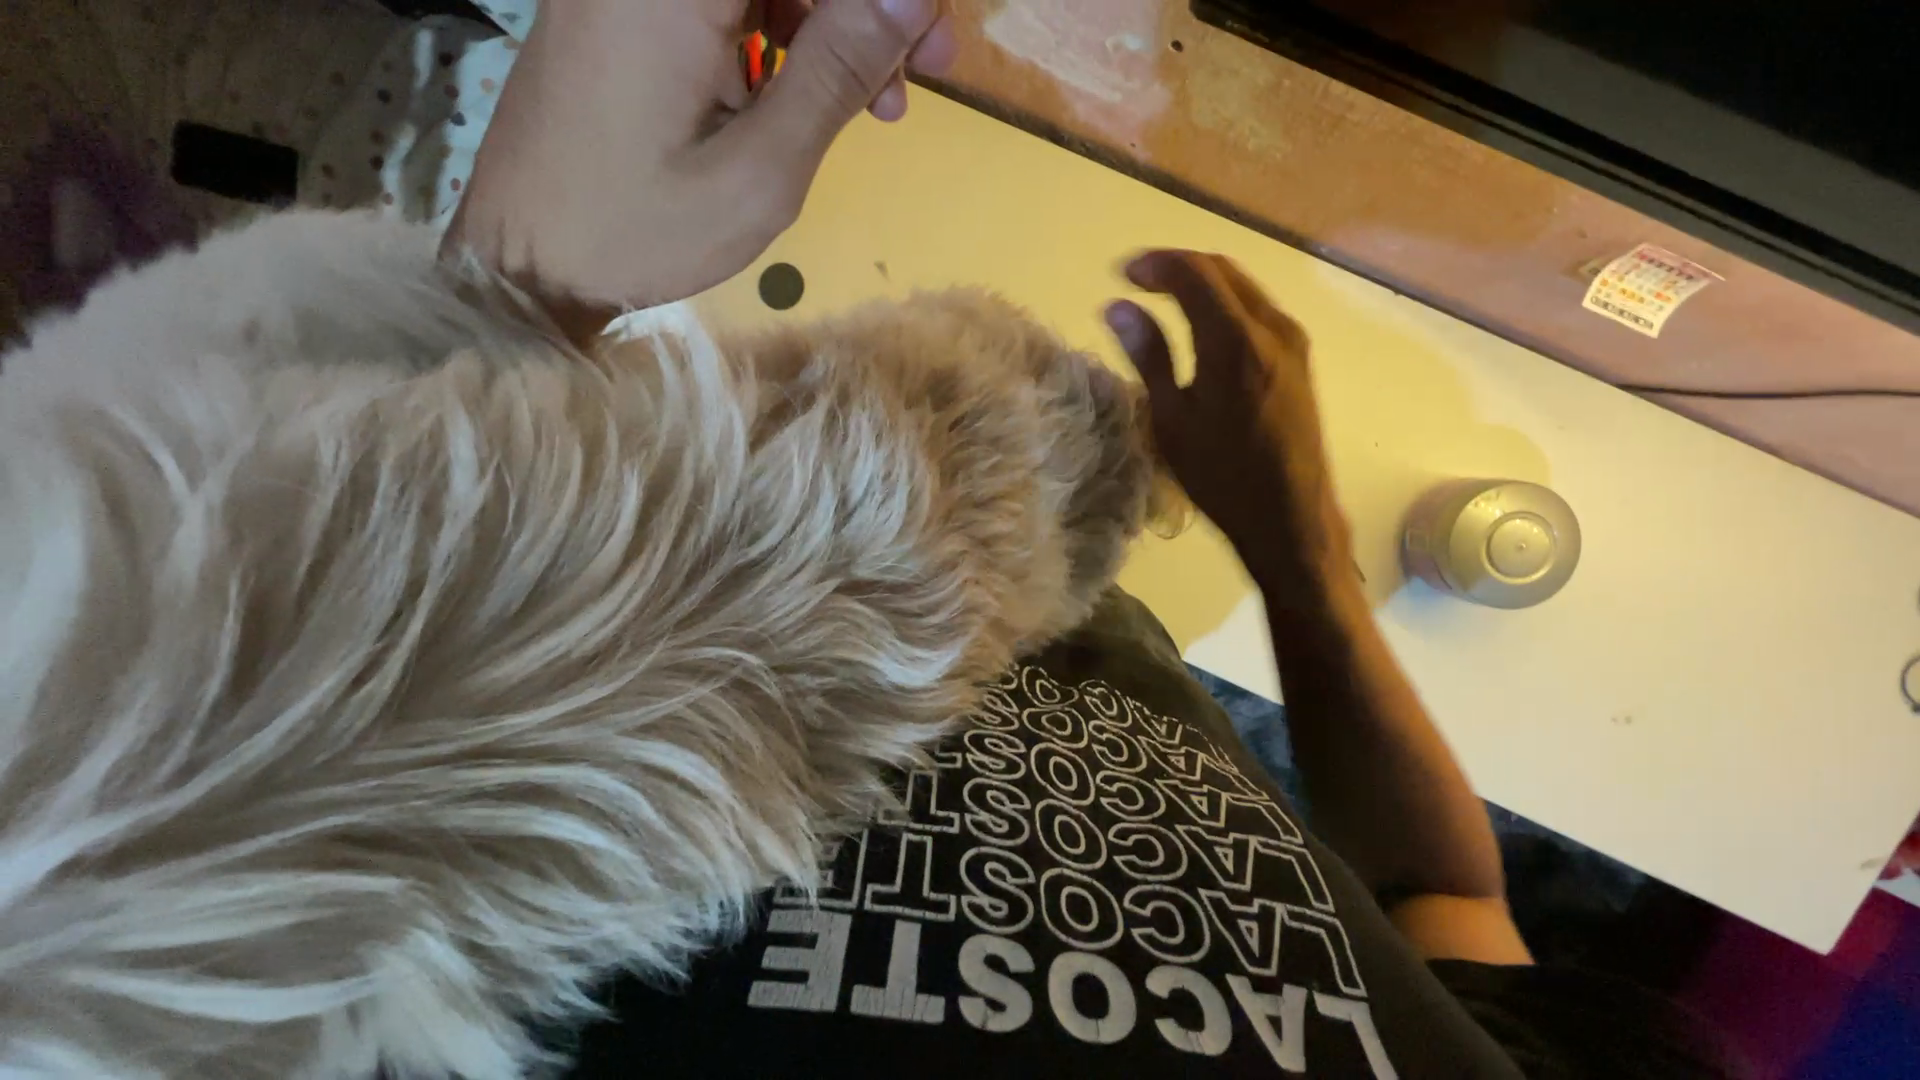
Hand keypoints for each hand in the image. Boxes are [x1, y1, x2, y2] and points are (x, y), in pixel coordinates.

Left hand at [446, 0, 957, 339]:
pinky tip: (815, 97)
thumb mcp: (758, 170)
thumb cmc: (639, 231)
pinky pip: (727, 3)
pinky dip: (782, 39)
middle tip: (930, 65)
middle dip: (864, 7)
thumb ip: (835, 72)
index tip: (930, 35)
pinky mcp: (627, 12)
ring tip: (883, 102)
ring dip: (831, 26)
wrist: (526, 265)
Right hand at [1103, 251, 1351, 590]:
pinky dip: (1226, 302)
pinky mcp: (1300, 358)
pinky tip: (1202, 324)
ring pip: (1245, 287)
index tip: (1122, 275)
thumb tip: (1118, 308)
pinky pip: (1259, 309)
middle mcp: (1272, 327)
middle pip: (1223, 270)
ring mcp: (1293, 341)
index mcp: (1235, 341)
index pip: (1194, 274)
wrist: (1289, 517)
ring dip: (1203, 282)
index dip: (1155, 266)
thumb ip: (1148, 356)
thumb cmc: (1221, 476)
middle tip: (1138, 281)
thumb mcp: (1171, 420)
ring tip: (1164, 299)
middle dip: (1178, 266)